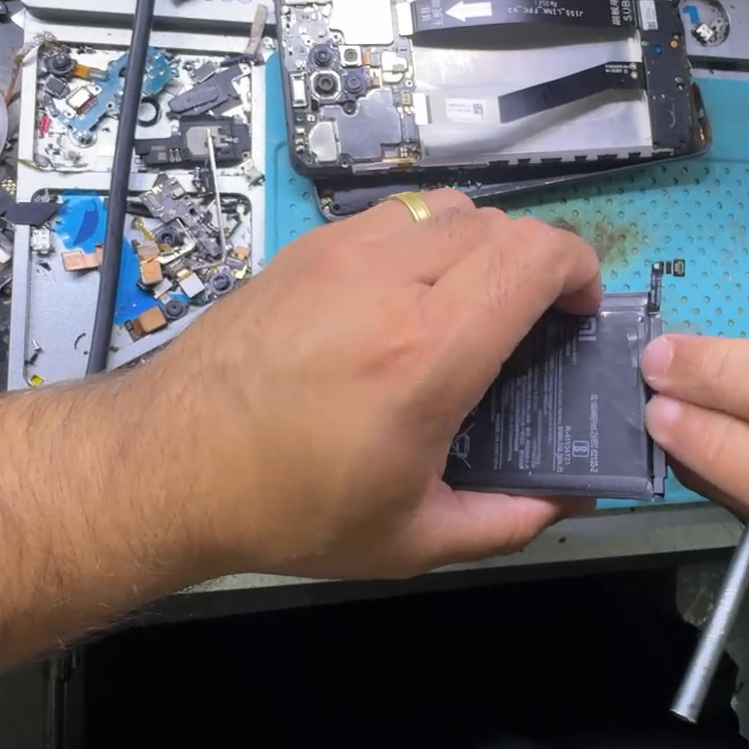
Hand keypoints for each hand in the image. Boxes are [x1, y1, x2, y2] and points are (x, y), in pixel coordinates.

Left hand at [145, 190, 602, 580]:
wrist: (170, 463)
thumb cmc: (291, 508)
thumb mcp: (412, 539)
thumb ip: (510, 520)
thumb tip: (574, 497)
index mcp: (427, 354)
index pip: (534, 258)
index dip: (578, 270)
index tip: (578, 311)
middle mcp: (390, 283)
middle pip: (502, 226)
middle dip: (538, 264)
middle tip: (530, 320)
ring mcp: (342, 253)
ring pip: (449, 208)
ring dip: (483, 246)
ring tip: (469, 301)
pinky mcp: (308, 246)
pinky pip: (395, 215)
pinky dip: (428, 240)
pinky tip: (405, 293)